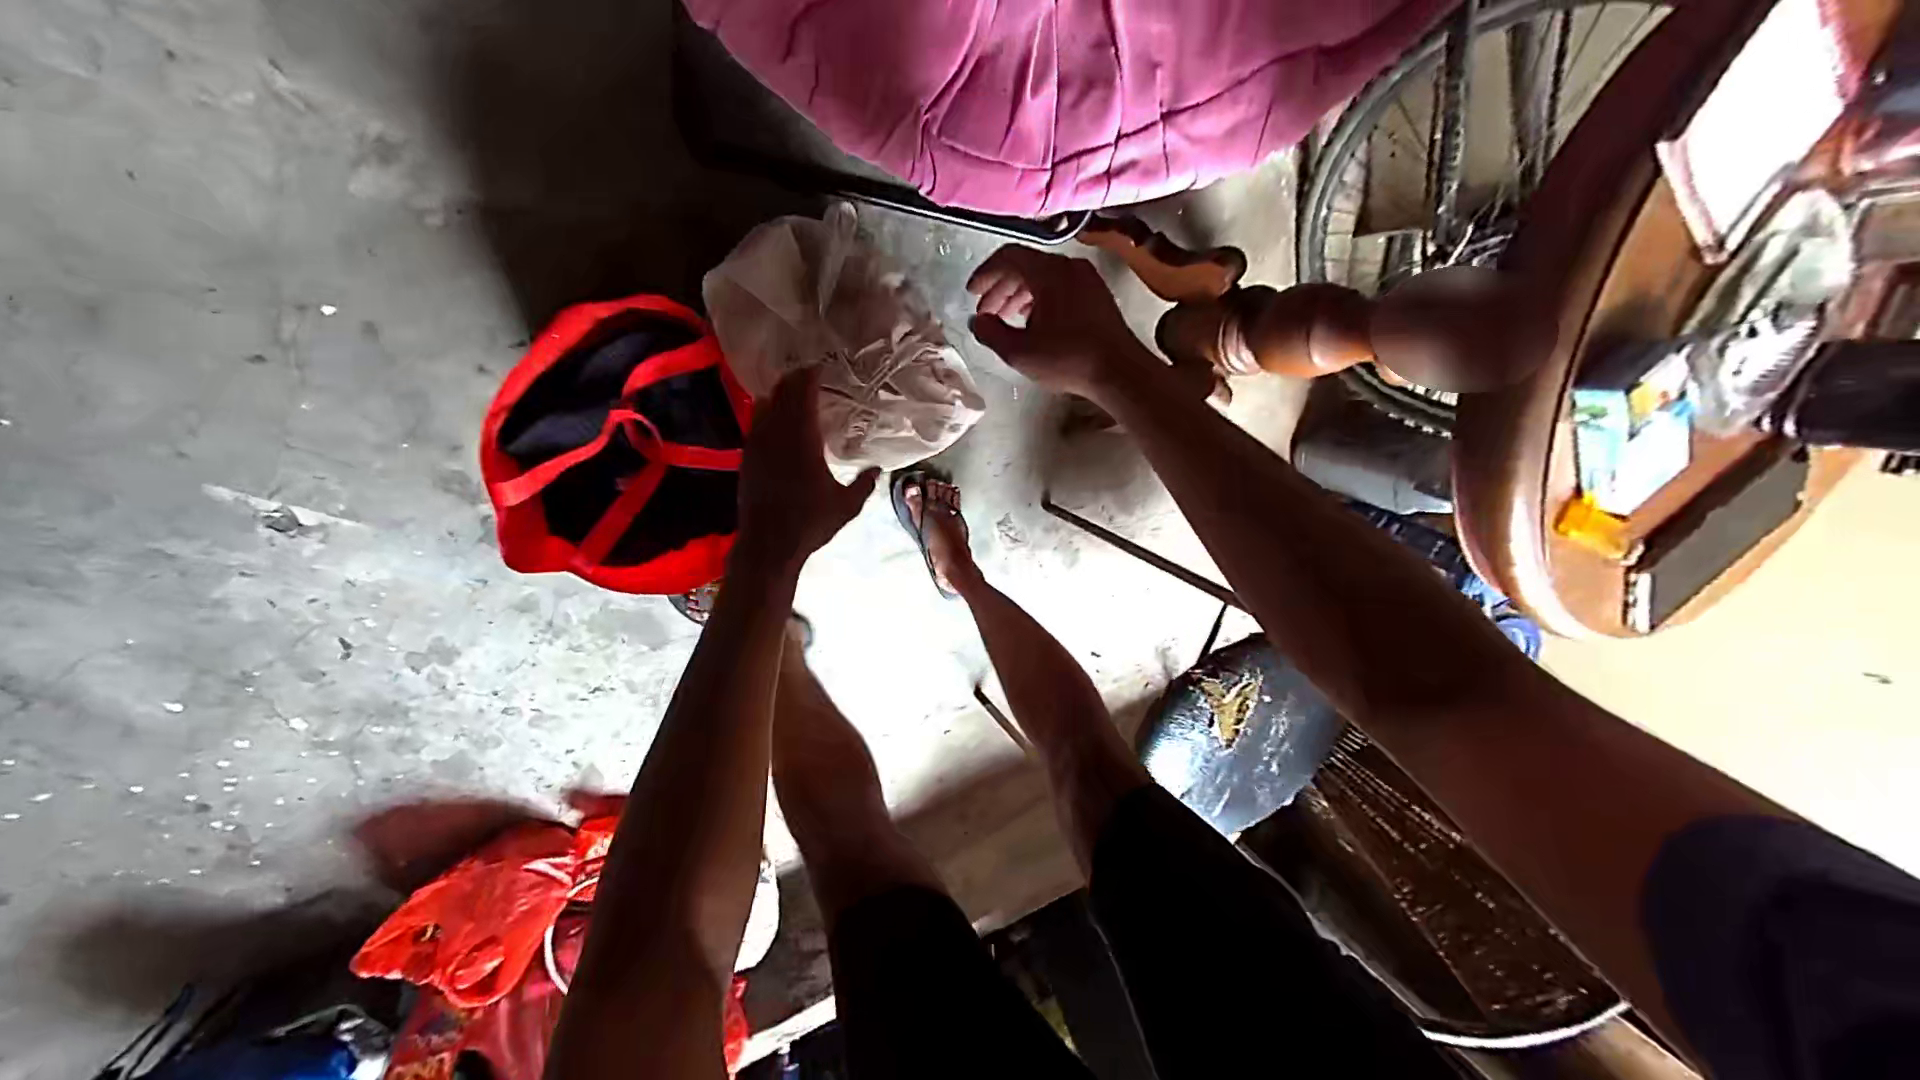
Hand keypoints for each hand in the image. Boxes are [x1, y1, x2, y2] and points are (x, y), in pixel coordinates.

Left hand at [735, 366, 879, 573]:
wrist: (769, 544)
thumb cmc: (810, 523)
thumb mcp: (846, 506)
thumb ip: (864, 484)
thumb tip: (877, 469)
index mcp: (803, 440)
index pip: (802, 395)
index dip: (809, 377)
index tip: (820, 367)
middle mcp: (776, 436)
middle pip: (781, 393)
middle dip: (794, 379)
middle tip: (807, 373)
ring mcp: (757, 446)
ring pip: (764, 405)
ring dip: (778, 393)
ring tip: (790, 389)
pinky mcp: (747, 458)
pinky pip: (755, 423)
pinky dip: (765, 412)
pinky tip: (772, 416)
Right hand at [966, 246, 1156, 400]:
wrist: (1120, 371)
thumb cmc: (1069, 360)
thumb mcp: (1020, 352)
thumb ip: (991, 333)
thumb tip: (978, 321)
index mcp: (1048, 272)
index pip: (1008, 257)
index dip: (985, 274)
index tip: (972, 293)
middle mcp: (1069, 267)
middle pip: (1026, 266)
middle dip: (1000, 288)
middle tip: (986, 312)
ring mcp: (1086, 279)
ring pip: (1043, 276)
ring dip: (1019, 294)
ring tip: (1005, 319)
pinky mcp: (1097, 294)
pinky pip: (1060, 286)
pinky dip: (1040, 298)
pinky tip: (1033, 322)